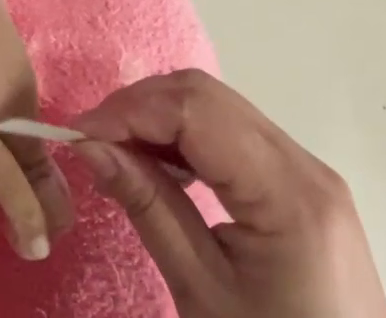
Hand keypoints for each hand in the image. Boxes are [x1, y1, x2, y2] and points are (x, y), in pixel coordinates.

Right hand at [68, 71, 385, 317]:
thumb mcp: (201, 289)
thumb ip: (147, 206)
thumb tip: (88, 145)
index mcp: (288, 194)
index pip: (194, 110)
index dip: (128, 110)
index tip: (78, 135)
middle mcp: (305, 165)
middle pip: (204, 95)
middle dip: (137, 106)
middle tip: (92, 142)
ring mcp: (308, 170)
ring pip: (215, 104)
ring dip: (157, 116)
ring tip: (117, 153)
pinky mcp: (301, 181)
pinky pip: (230, 130)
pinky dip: (182, 133)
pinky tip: (157, 164)